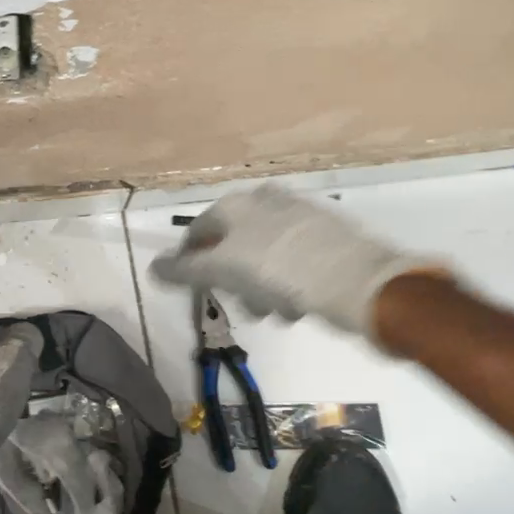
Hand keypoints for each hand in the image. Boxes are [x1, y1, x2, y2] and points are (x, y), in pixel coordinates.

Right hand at [150, 184, 446, 341]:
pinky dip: (289, 281)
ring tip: (275, 311)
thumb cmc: (280, 272)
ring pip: (264, 254)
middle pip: (233, 243)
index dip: (189, 261)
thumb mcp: (221, 272)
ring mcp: (302, 216)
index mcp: (236, 204)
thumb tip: (153, 267)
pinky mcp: (331, 236)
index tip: (193, 289)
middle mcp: (267, 201)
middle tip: (239, 303)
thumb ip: (184, 270)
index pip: (197, 232)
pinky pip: (295, 260)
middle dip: (231, 277)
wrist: (360, 281)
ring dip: (261, 284)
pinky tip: (299, 303)